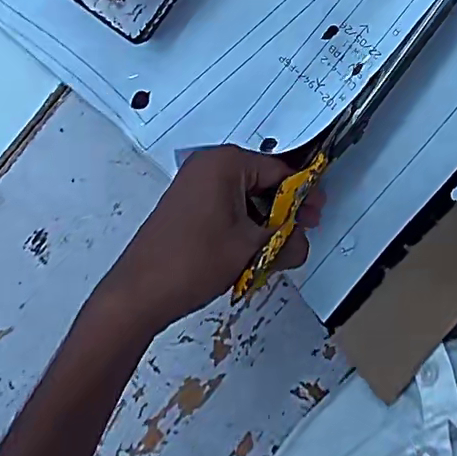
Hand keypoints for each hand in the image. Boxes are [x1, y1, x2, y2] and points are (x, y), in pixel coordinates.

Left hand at [96, 145, 322, 333]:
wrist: (138, 293)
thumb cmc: (192, 261)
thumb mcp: (250, 250)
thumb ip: (287, 240)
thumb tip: (303, 241)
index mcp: (225, 163)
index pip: (278, 169)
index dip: (302, 192)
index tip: (318, 212)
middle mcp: (209, 165)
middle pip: (261, 181)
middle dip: (284, 209)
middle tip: (303, 232)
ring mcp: (194, 184)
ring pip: (244, 196)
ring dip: (264, 221)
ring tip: (277, 249)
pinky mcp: (187, 204)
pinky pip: (226, 206)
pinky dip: (243, 225)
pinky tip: (252, 251)